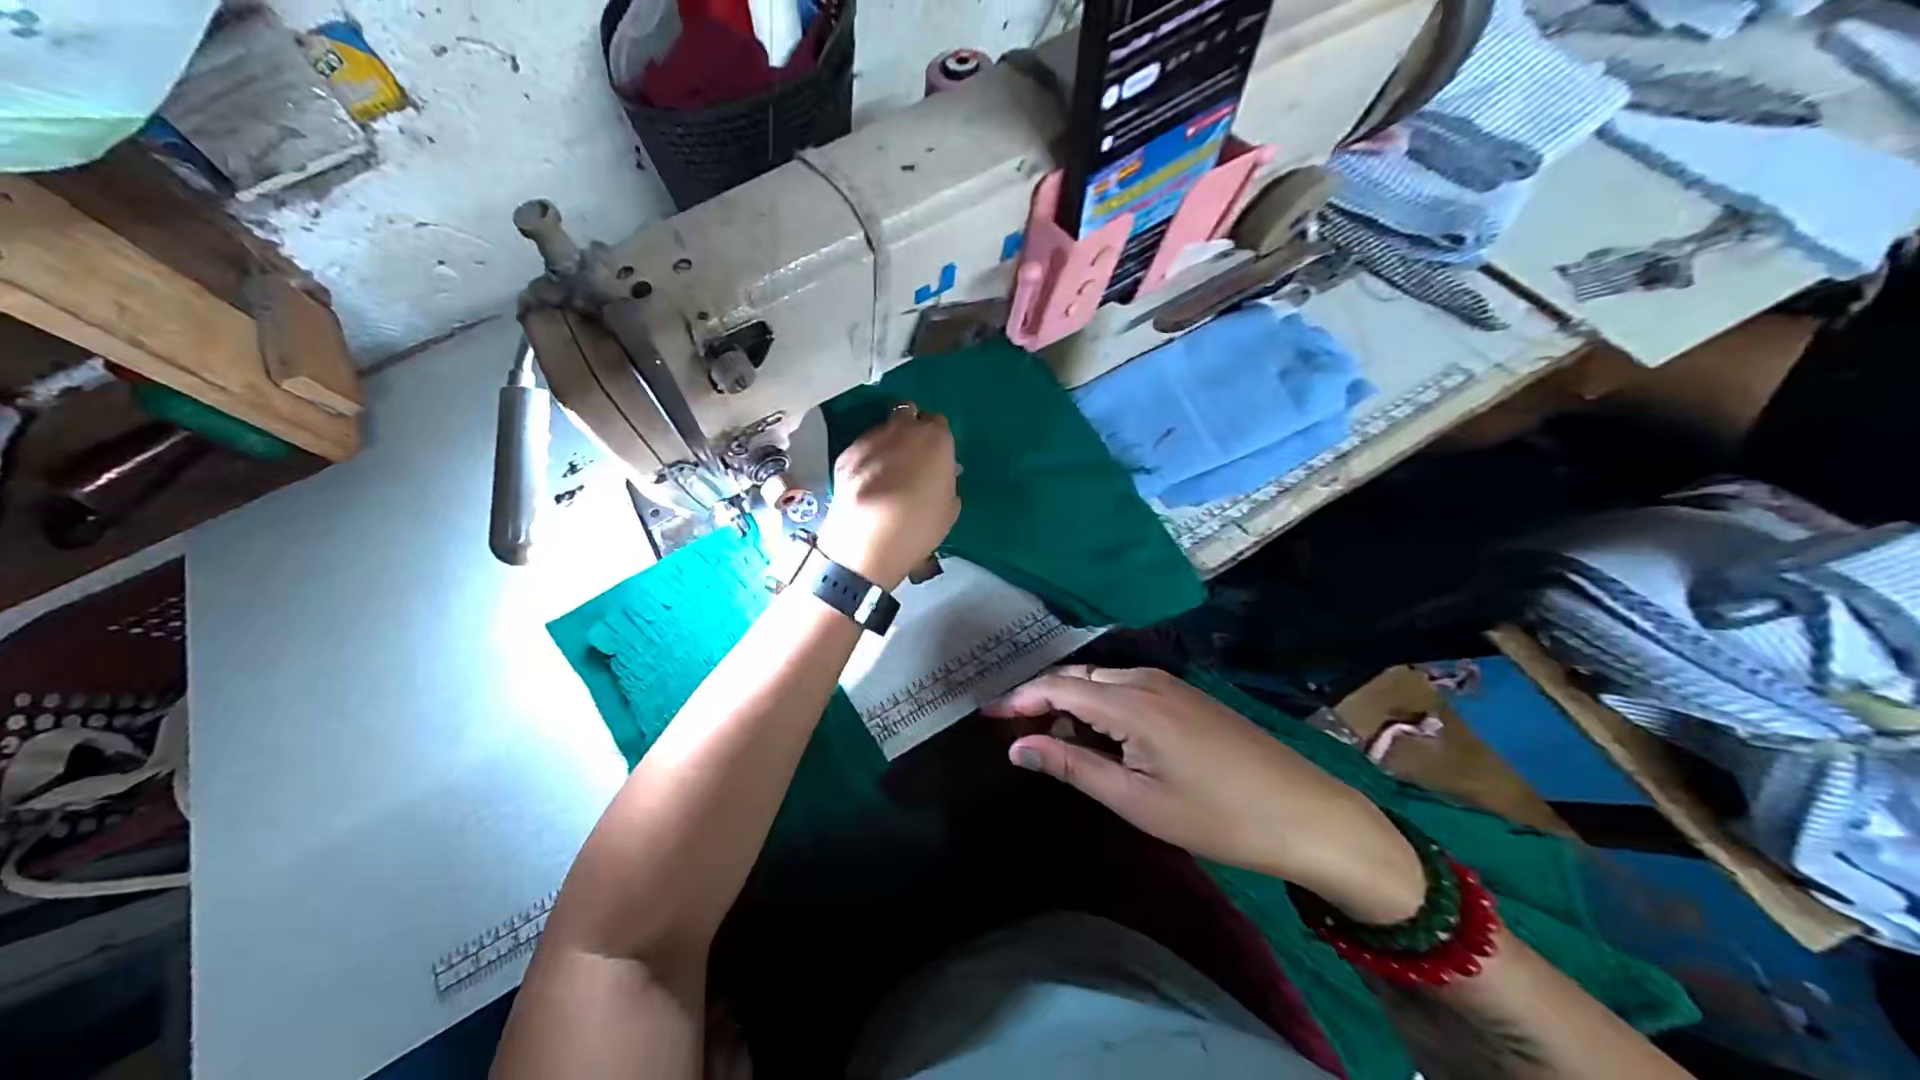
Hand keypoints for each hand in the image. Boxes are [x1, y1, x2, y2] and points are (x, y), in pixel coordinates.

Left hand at [815, 403, 959, 589]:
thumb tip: (940, 473)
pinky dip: (866, 457)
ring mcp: (870, 438)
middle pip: (908, 412)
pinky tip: (865, 480)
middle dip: (910, 426)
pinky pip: (861, 447)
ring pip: (882, 428)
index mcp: (935, 438)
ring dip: (887, 441)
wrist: (868, 540)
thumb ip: (946, 480)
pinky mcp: (846, 452)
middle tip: (911, 453)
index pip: (938, 422)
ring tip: (885, 469)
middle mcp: (902, 429)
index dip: (936, 438)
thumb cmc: (918, 525)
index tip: (934, 455)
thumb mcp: (948, 507)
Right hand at [984, 666, 1426, 924]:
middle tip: (1014, 731)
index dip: (1018, 699)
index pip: (1057, 686)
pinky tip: (1101, 734)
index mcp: (1131, 701)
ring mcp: (1172, 683)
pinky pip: (1128, 686)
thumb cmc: (1216, 815)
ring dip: (1072, 701)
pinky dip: (1101, 703)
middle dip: (1042, 698)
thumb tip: (1018, 747)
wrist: (1307, 814)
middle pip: (1078, 675)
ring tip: (1053, 738)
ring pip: (1103, 679)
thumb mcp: (1135, 799)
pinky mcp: (1188, 695)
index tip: (986, 715)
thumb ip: (1073, 765)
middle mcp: (1147, 678)